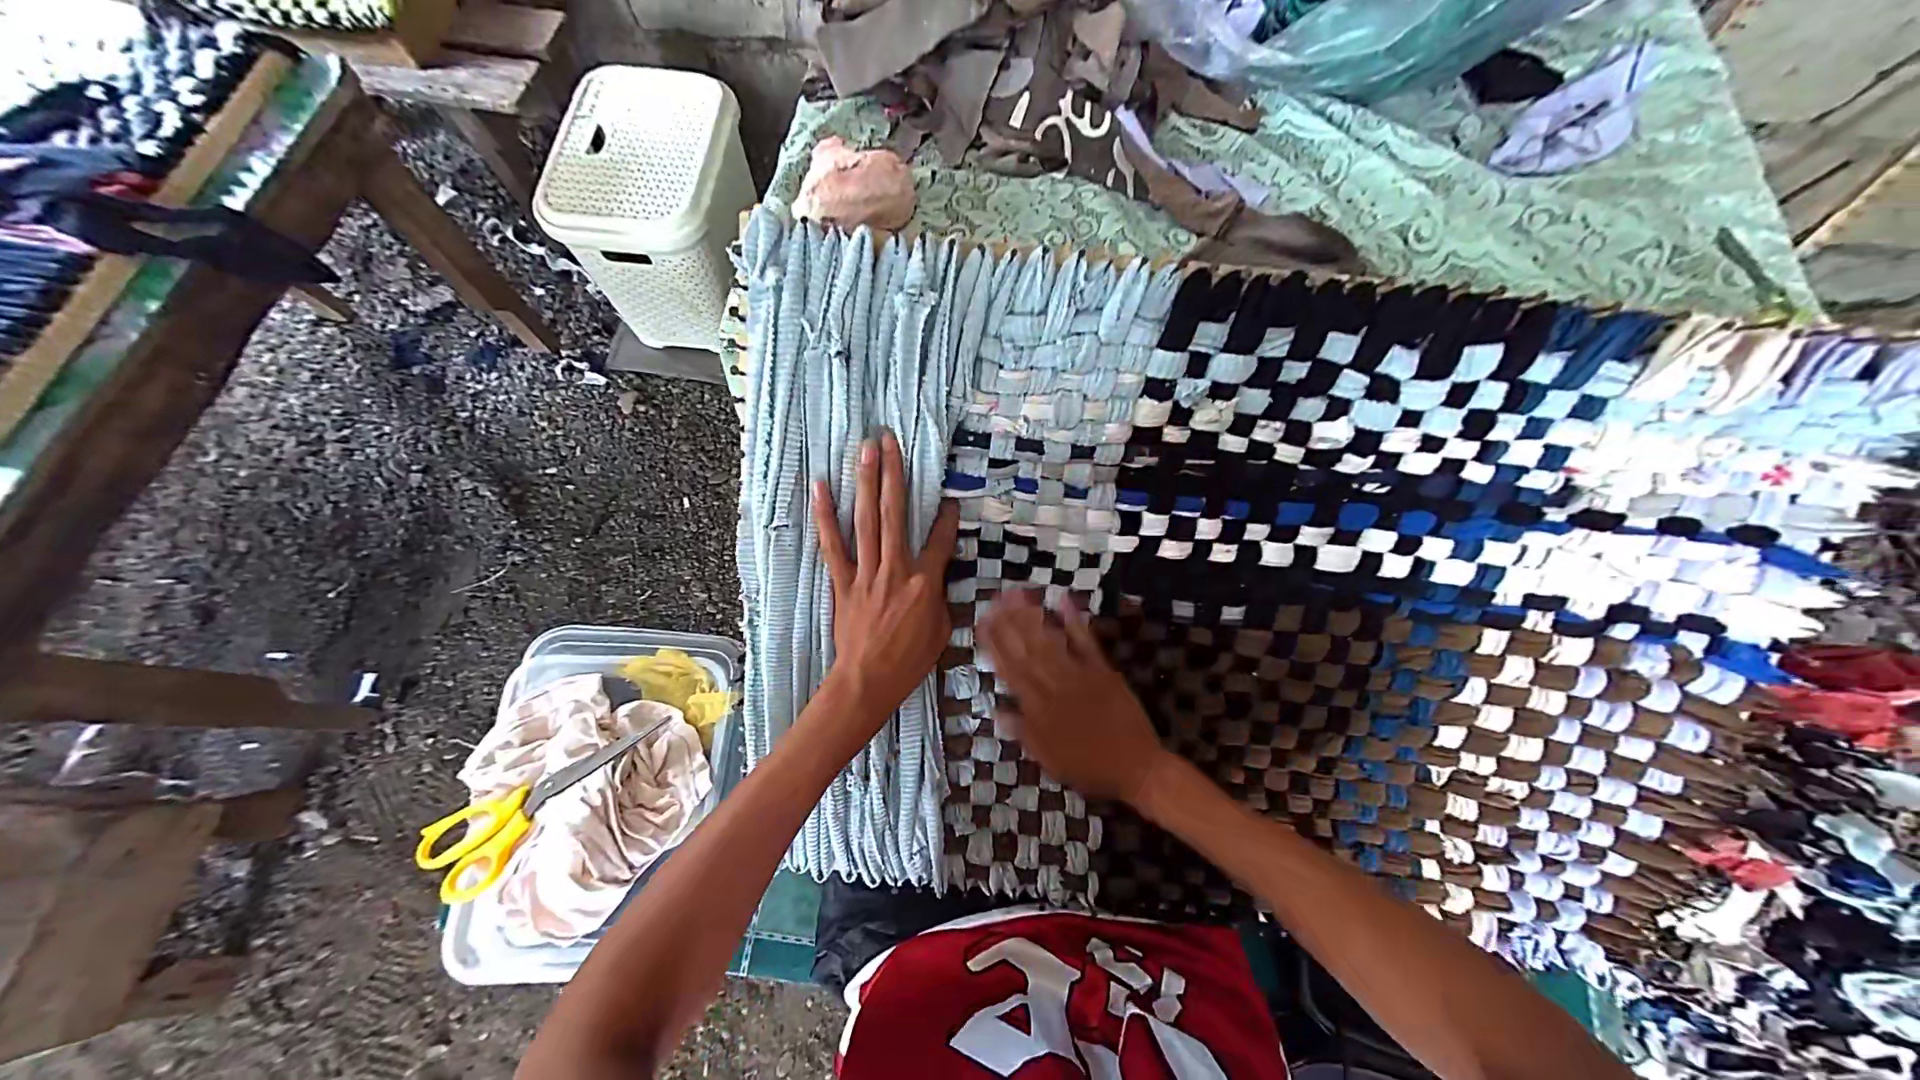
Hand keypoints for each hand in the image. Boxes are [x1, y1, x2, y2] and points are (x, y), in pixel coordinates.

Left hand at [813, 429, 959, 729]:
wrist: (868, 681)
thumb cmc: (909, 661)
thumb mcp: (941, 630)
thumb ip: (940, 597)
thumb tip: (936, 578)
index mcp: (925, 583)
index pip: (941, 541)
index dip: (947, 519)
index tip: (950, 501)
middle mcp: (896, 569)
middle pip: (897, 513)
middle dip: (895, 474)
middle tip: (890, 441)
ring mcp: (867, 572)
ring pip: (868, 519)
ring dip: (867, 482)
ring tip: (866, 450)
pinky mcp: (844, 581)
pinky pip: (833, 544)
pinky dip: (826, 516)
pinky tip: (822, 488)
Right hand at [977, 589, 1170, 803]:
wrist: (1136, 768)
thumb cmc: (1088, 768)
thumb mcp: (1049, 760)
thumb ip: (1024, 733)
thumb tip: (998, 711)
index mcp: (1038, 708)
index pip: (1010, 670)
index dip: (995, 644)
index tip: (983, 621)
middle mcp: (1055, 685)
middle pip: (1027, 649)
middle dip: (1009, 622)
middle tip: (996, 597)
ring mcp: (1080, 675)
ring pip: (1051, 641)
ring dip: (1033, 616)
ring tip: (1019, 594)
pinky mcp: (1104, 671)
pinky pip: (1086, 643)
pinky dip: (1074, 621)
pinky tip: (1062, 602)